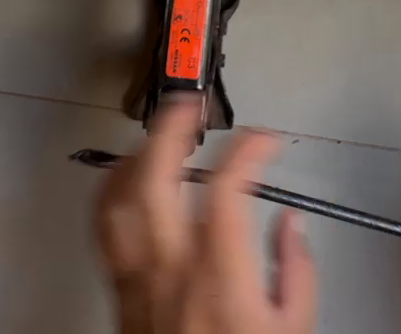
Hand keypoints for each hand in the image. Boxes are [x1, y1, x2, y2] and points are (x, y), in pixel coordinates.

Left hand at [94, 98, 317, 333]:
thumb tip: (290, 226)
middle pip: (154, 177)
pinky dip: (112, 191)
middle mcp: (171, 272)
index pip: (227, 187)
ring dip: (135, 153)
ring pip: (118, 199)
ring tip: (156, 131)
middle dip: (170, 127)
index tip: (265, 138)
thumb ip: (296, 273)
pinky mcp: (120, 296)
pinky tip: (124, 176)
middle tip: (189, 103)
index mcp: (220, 277)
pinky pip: (104, 230)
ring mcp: (138, 282)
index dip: (248, 147)